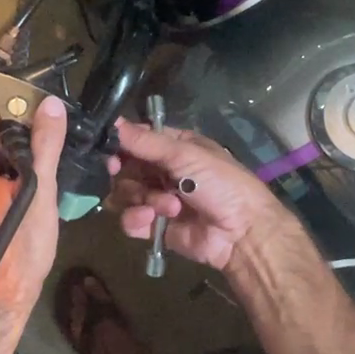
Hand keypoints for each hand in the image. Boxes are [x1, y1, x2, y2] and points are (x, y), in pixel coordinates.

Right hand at [105, 118, 301, 272]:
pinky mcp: (155, 226)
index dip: (120, 147)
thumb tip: (113, 122)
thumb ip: (146, 142)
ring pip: (125, 195)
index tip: (112, 156)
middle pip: (124, 170)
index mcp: (173, 147)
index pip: (136, 141)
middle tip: (139, 183)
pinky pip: (130, 221)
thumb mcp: (185, 155)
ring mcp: (158, 199)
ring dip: (140, 199)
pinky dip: (136, 220)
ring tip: (166, 207)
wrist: (242, 232)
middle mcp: (163, 171)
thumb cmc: (220, 183)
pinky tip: (152, 220)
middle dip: (129, 178)